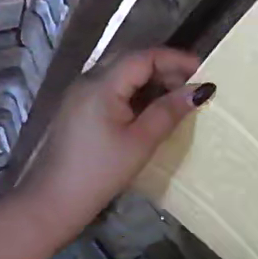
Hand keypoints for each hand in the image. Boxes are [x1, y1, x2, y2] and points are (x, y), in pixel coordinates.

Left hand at [17, 47, 209, 231]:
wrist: (54, 201)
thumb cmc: (100, 172)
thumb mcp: (140, 142)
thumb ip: (169, 111)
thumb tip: (200, 89)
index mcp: (101, 84)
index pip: (143, 57)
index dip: (175, 59)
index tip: (203, 71)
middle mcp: (88, 81)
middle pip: (131, 61)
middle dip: (164, 69)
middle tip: (192, 87)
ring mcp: (80, 96)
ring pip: (121, 76)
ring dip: (151, 83)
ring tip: (177, 100)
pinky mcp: (78, 111)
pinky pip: (111, 91)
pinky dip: (135, 95)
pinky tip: (151, 113)